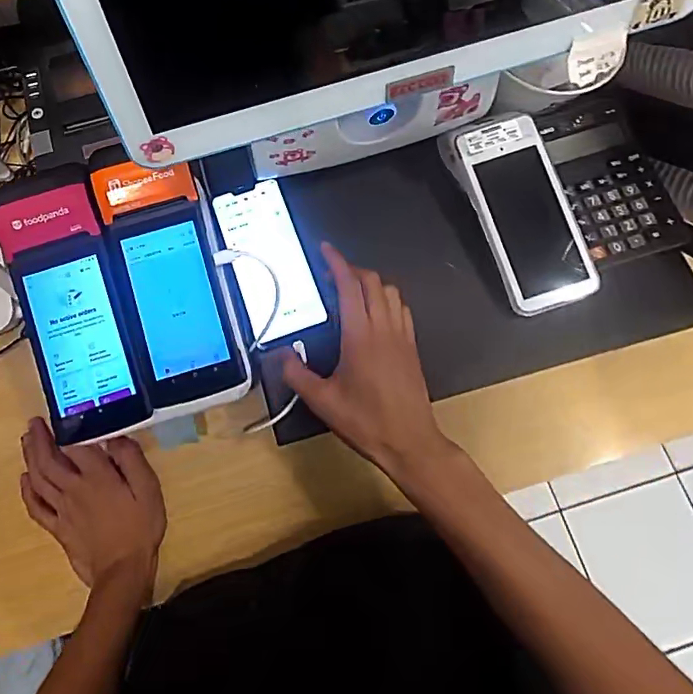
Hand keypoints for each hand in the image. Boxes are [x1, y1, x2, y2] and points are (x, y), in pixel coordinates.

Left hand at [20, 418, 166, 589]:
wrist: (124, 573)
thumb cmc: (140, 528)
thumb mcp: (147, 488)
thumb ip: (131, 459)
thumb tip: (114, 438)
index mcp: (96, 476)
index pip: (74, 444)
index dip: (65, 427)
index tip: (60, 414)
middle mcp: (74, 488)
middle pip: (48, 459)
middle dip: (39, 439)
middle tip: (33, 423)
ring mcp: (62, 509)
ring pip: (38, 479)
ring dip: (29, 457)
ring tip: (26, 441)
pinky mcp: (58, 529)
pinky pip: (37, 507)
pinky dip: (27, 491)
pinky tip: (24, 480)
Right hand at [275, 243, 454, 478]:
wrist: (411, 443)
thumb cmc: (365, 421)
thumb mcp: (322, 401)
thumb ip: (296, 374)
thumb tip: (280, 354)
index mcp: (360, 336)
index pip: (349, 285)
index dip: (336, 263)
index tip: (325, 250)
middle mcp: (384, 329)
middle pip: (372, 281)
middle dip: (351, 269)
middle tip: (330, 273)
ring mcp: (402, 337)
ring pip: (390, 292)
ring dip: (370, 282)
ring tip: (350, 290)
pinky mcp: (412, 348)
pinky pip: (401, 309)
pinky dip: (386, 299)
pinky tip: (373, 313)